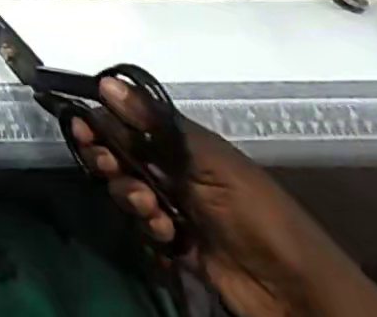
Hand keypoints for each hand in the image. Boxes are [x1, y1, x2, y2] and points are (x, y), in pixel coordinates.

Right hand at [71, 79, 376, 316]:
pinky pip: (143, 225)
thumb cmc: (256, 213)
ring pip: (127, 190)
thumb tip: (106, 83)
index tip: (79, 123)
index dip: (102, 121)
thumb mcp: (207, 161)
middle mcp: (173, 170)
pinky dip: (148, 227)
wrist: (297, 291)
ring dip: (130, 196)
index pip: (129, 122)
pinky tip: (165, 233)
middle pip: (121, 155)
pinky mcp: (174, 242)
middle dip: (108, 159)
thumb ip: (154, 125)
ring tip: (150, 208)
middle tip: (109, 167)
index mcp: (183, 144)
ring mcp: (173, 206)